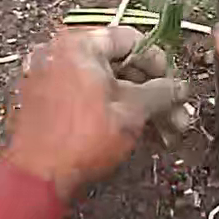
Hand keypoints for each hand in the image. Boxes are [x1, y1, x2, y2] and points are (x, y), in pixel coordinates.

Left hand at [3, 27, 187, 200]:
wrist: (36, 179)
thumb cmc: (84, 137)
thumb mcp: (133, 111)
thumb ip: (162, 92)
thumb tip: (182, 87)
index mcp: (79, 45)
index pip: (131, 39)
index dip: (159, 62)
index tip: (173, 84)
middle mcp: (61, 54)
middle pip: (122, 64)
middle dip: (154, 93)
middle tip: (176, 112)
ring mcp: (51, 79)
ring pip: (109, 86)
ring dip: (141, 107)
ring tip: (167, 132)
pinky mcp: (48, 104)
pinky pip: (90, 98)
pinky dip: (115, 112)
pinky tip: (143, 134)